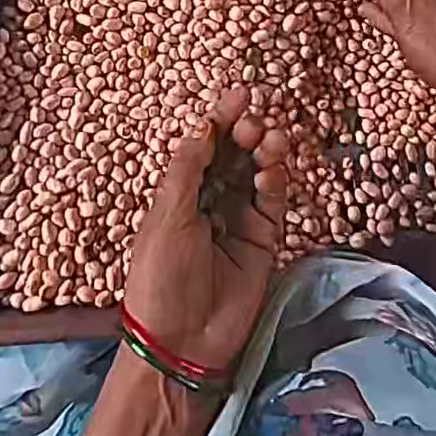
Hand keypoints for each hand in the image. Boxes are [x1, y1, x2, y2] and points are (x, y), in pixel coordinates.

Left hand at [123, 87, 291, 372]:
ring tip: (266, 138)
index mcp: (182, 191)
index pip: (206, 145)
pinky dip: (274, 180)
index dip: (222, 118)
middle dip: (245, 131)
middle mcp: (212, 199)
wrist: (181, 342)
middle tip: (253, 121)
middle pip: (234, 153)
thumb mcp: (167, 215)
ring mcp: (239, 218)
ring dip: (263, 151)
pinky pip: (271, 201)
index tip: (241, 93)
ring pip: (256, 172)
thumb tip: (205, 126)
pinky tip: (270, 168)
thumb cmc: (161, 274)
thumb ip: (189, 169)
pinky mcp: (263, 239)